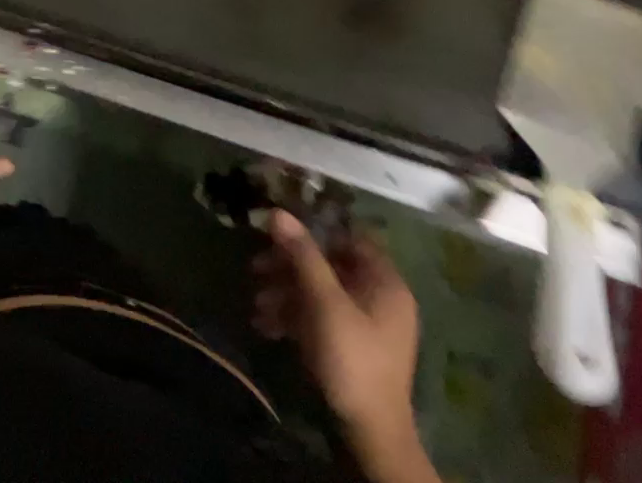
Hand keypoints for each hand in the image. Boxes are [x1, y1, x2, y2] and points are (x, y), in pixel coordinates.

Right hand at [252, 212, 421, 462]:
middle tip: (255, 268)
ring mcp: (367, 323)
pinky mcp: (352, 345)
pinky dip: (294, 316)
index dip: (316, 230)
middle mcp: (380, 297)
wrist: (369, 429)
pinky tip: (267, 326)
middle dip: (290, 266)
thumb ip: (303, 256)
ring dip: (285, 292)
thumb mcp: (324, 302)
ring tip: (257, 304)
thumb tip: (278, 212)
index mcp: (385, 282)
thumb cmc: (351, 357)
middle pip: (331, 266)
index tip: (279, 230)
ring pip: (321, 292)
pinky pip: (321, 317)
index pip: (351, 238)